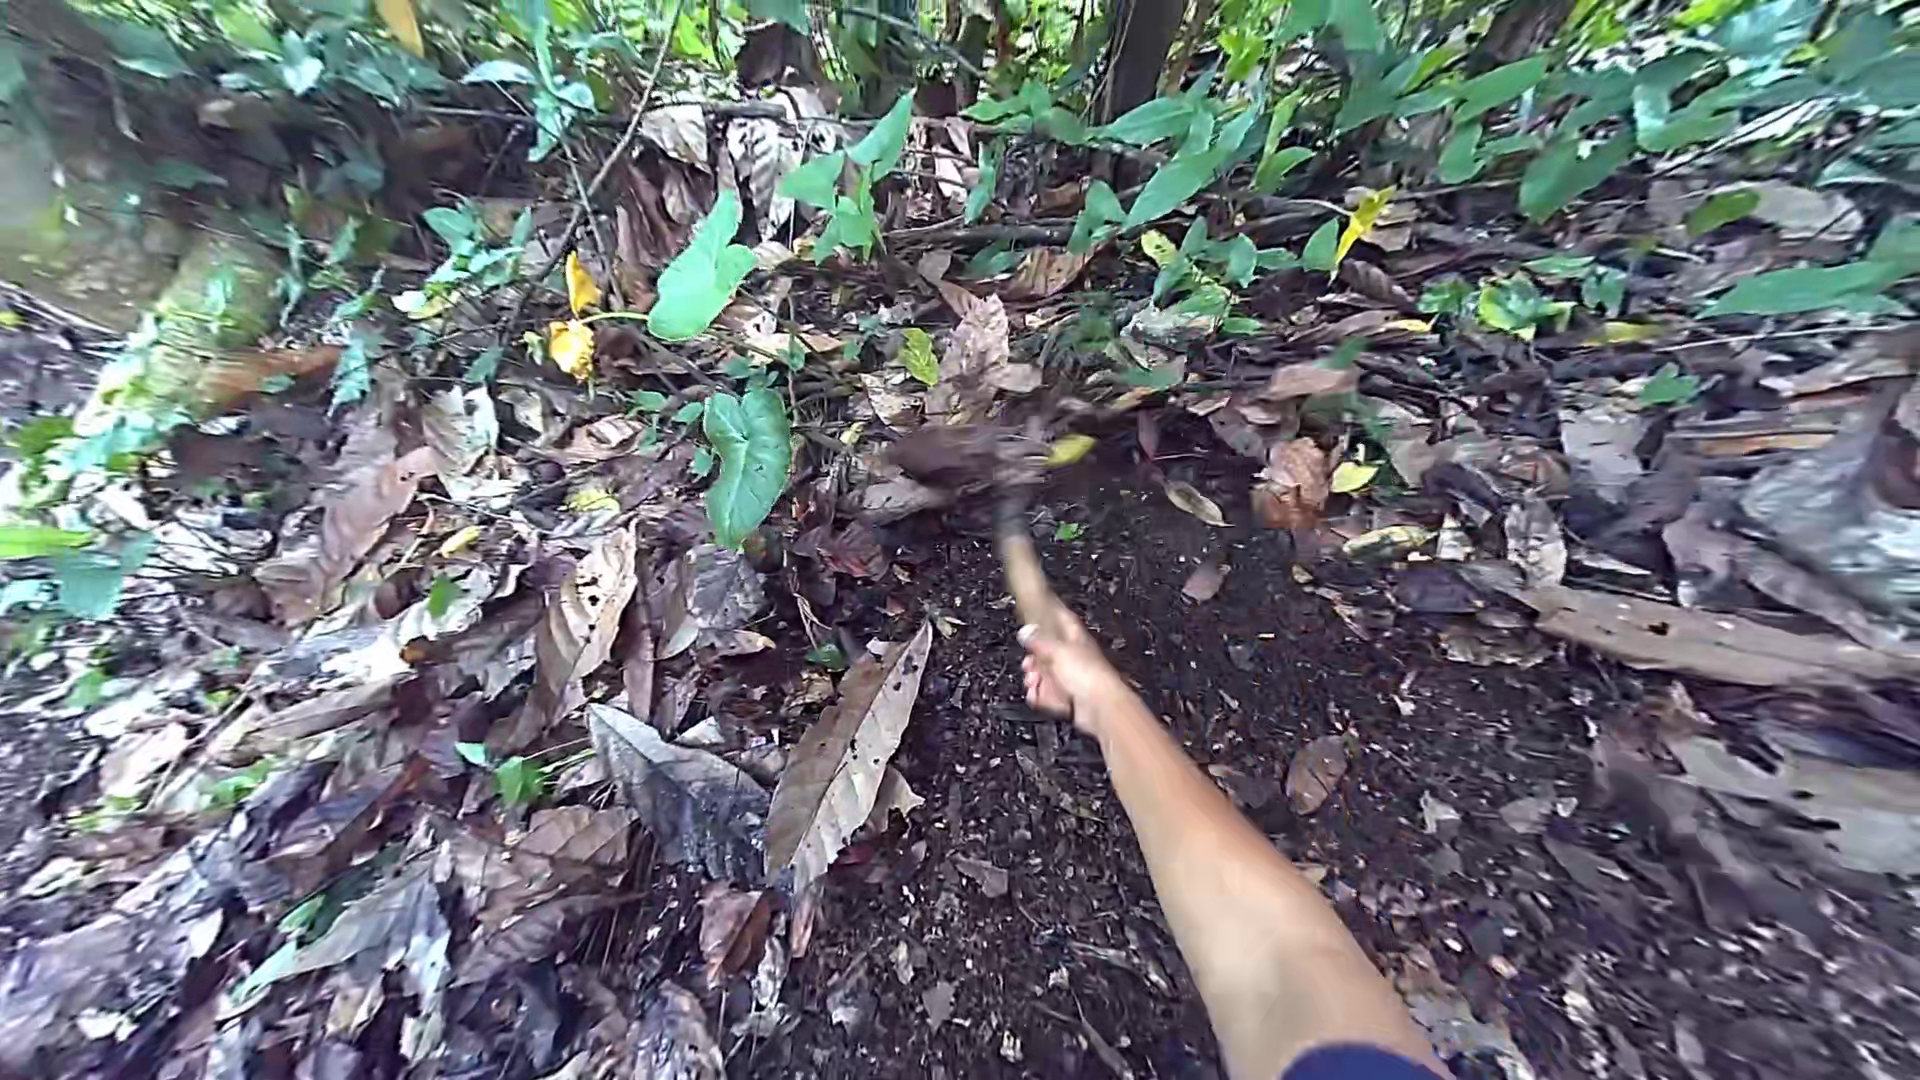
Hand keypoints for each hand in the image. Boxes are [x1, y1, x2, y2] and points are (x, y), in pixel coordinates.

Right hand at [1018, 606, 1129, 734]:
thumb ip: (1039, 640)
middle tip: (1029, 662)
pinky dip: (1041, 695)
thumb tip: (1027, 631)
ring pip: (1047, 673)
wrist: (1101, 707)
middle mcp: (1075, 657)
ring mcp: (1073, 677)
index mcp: (1076, 639)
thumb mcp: (1057, 650)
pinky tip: (1038, 695)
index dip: (1051, 611)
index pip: (1062, 618)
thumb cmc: (1089, 675)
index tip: (1039, 607)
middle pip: (1048, 650)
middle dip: (1034, 657)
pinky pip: (1048, 693)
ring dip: (1035, 678)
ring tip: (1032, 681)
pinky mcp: (1069, 697)